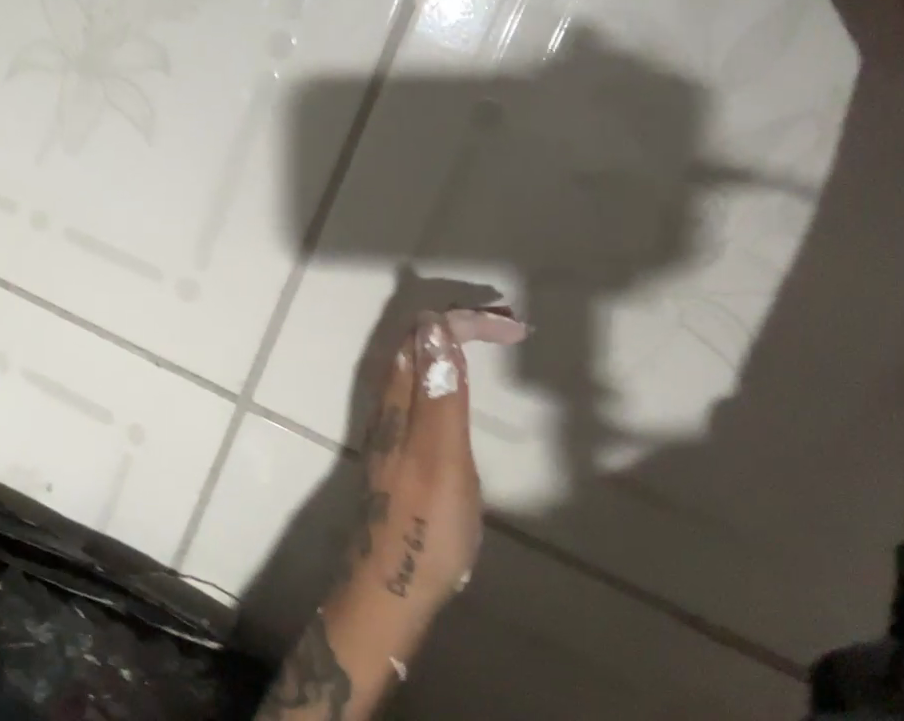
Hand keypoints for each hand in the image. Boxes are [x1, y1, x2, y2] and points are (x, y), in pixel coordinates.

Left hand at [254, 309, 526, 720]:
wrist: (391, 583)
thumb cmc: (425, 524)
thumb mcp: (440, 457)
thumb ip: (438, 394)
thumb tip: (434, 325)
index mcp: (398, 402)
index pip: (424, 335)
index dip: (464, 320)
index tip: (514, 325)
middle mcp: (388, 405)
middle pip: (417, 344)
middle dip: (458, 323)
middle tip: (508, 323)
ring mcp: (392, 426)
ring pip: (416, 365)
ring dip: (451, 344)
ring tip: (492, 338)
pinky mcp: (400, 447)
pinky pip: (419, 387)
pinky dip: (446, 370)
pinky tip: (458, 383)